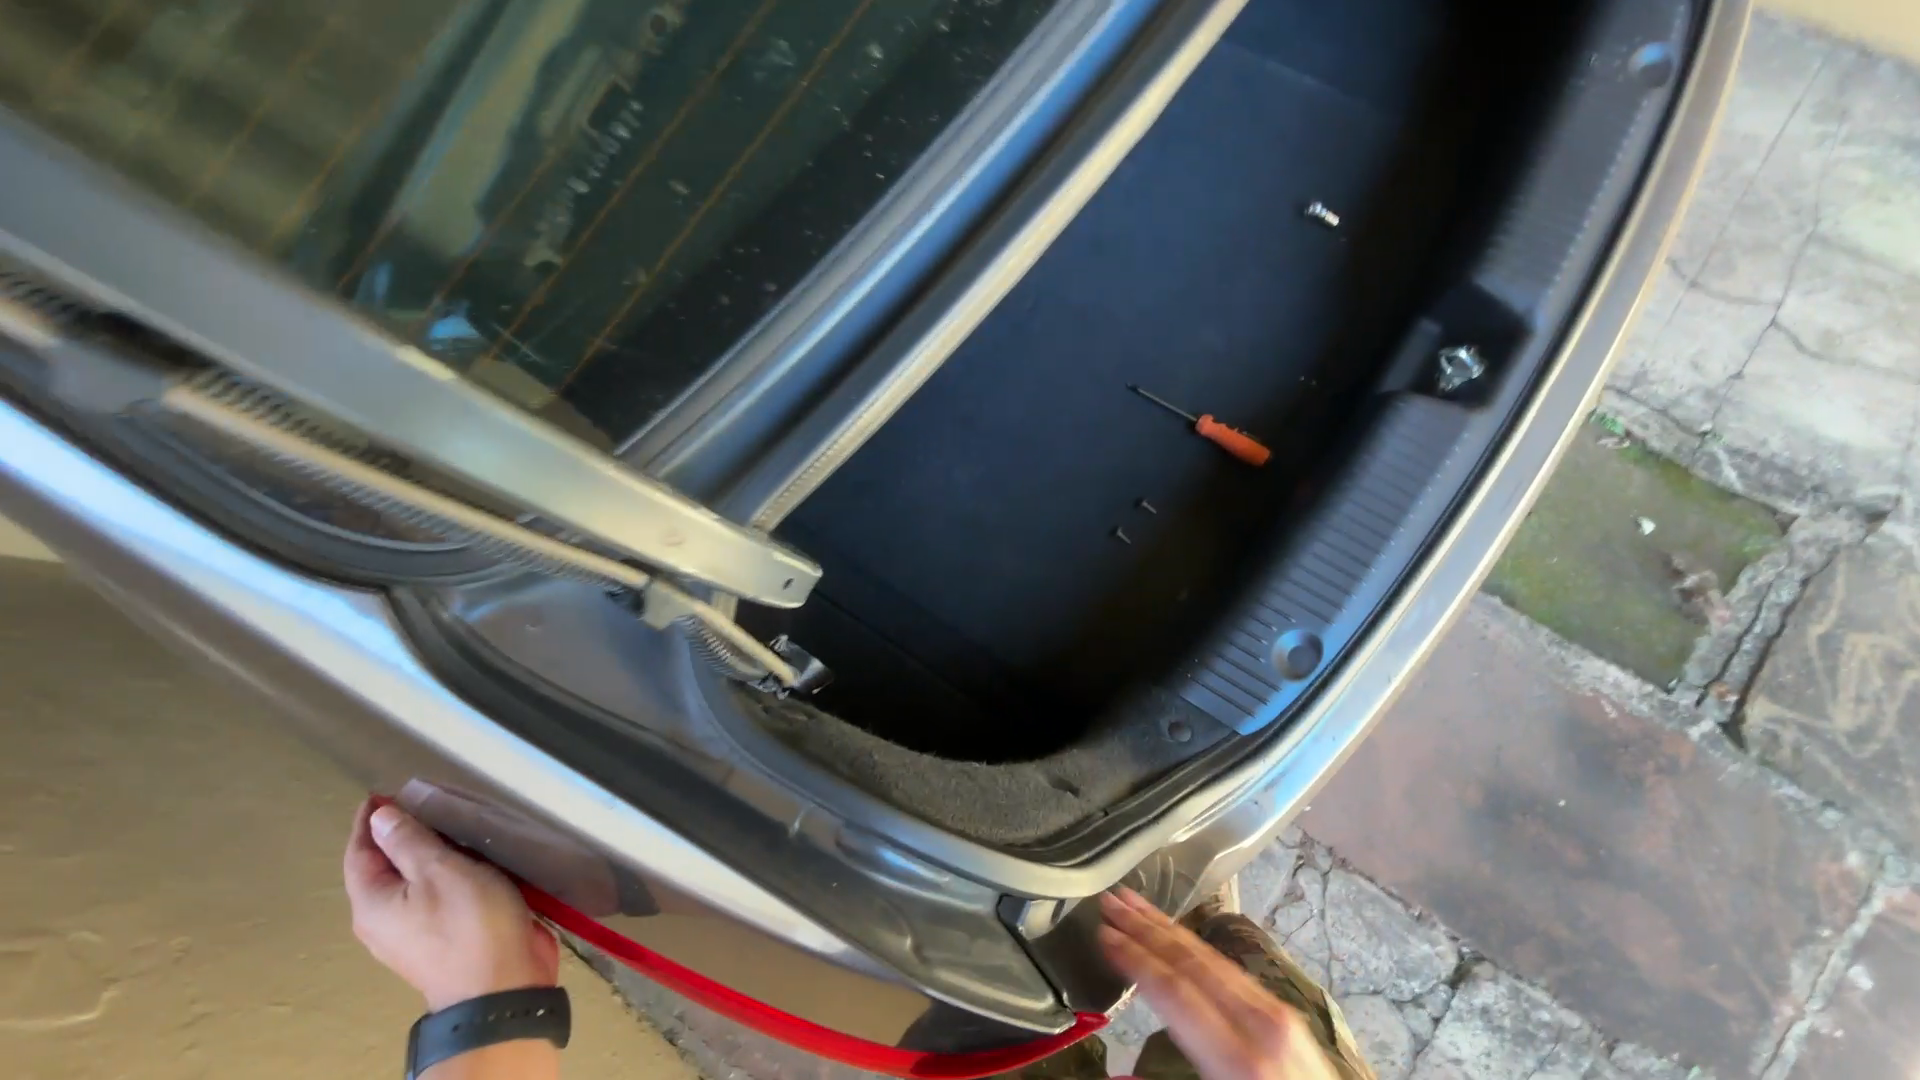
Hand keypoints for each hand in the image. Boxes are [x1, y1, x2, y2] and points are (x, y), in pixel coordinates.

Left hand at [343, 797, 560, 1011]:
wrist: (501, 987)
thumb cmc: (469, 924)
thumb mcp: (441, 872)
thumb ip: (410, 842)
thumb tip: (381, 819)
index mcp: (373, 903)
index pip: (360, 852)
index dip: (369, 821)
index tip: (383, 792)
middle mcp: (385, 919)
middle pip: (385, 867)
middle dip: (401, 834)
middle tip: (429, 801)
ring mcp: (416, 931)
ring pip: (415, 880)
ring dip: (431, 852)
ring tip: (456, 824)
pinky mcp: (447, 935)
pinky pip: (439, 894)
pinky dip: (451, 871)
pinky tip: (475, 859)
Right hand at [1099, 889, 1340, 1079]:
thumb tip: (1115, 1077)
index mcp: (1240, 1058)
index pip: (1175, 991)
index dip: (1135, 958)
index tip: (1101, 931)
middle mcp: (1261, 1023)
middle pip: (1192, 961)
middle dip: (1145, 927)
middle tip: (1108, 898)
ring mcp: (1277, 1012)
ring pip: (1211, 957)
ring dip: (1166, 926)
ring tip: (1131, 901)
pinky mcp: (1283, 1012)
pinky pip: (1228, 967)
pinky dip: (1193, 945)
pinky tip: (1175, 934)